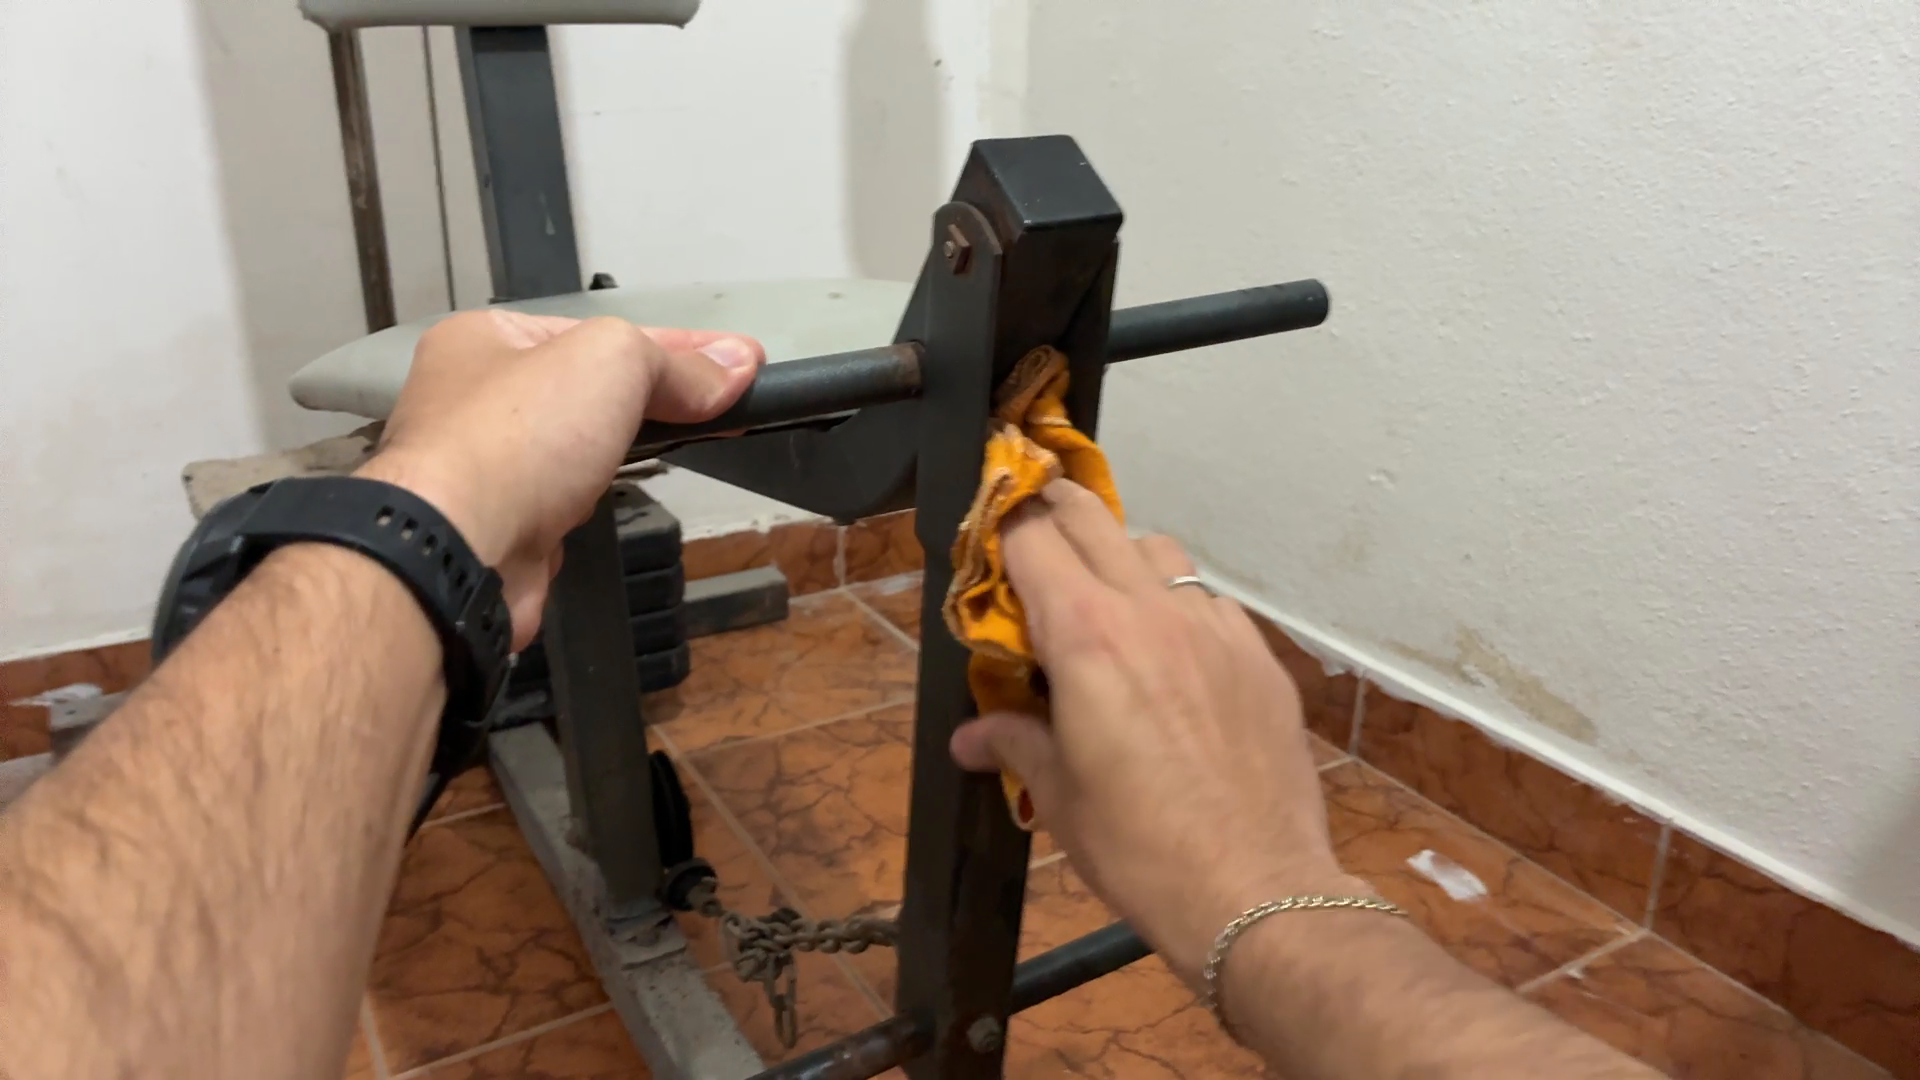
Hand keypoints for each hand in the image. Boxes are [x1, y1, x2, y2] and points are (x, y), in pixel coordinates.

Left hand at [355, 310, 763, 648]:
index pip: (611, 334)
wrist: (463, 549)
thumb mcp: (612, 365)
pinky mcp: (510, 520)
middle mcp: (481, 394)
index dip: (688, 345)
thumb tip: (738, 365)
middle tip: (731, 397)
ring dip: (642, 433)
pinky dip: (615, 479)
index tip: (746, 358)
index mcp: (492, 339)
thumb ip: (676, 363)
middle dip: (668, 387)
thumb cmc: (527, 437)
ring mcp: (492, 462)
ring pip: (588, 435)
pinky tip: (640, 480)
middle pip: (598, 383)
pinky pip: (577, 485)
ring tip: (701, 431)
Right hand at [949, 480, 1369, 983]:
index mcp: (1086, 634)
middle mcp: (1149, 610)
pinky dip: (1178, 605)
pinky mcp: (1256, 652)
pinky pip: (1208, 599)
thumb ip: (1010, 742)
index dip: (1004, 527)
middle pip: (1092, 517)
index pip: (1032, 539)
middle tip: (1036, 521)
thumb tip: (966, 739)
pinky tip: (1177, 654)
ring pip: (1157, 547)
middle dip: (1054, 506)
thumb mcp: (1057, 793)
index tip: (991, 535)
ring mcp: (1211, 625)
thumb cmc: (1136, 844)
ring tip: (1111, 598)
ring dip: (1121, 554)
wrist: (1255, 892)